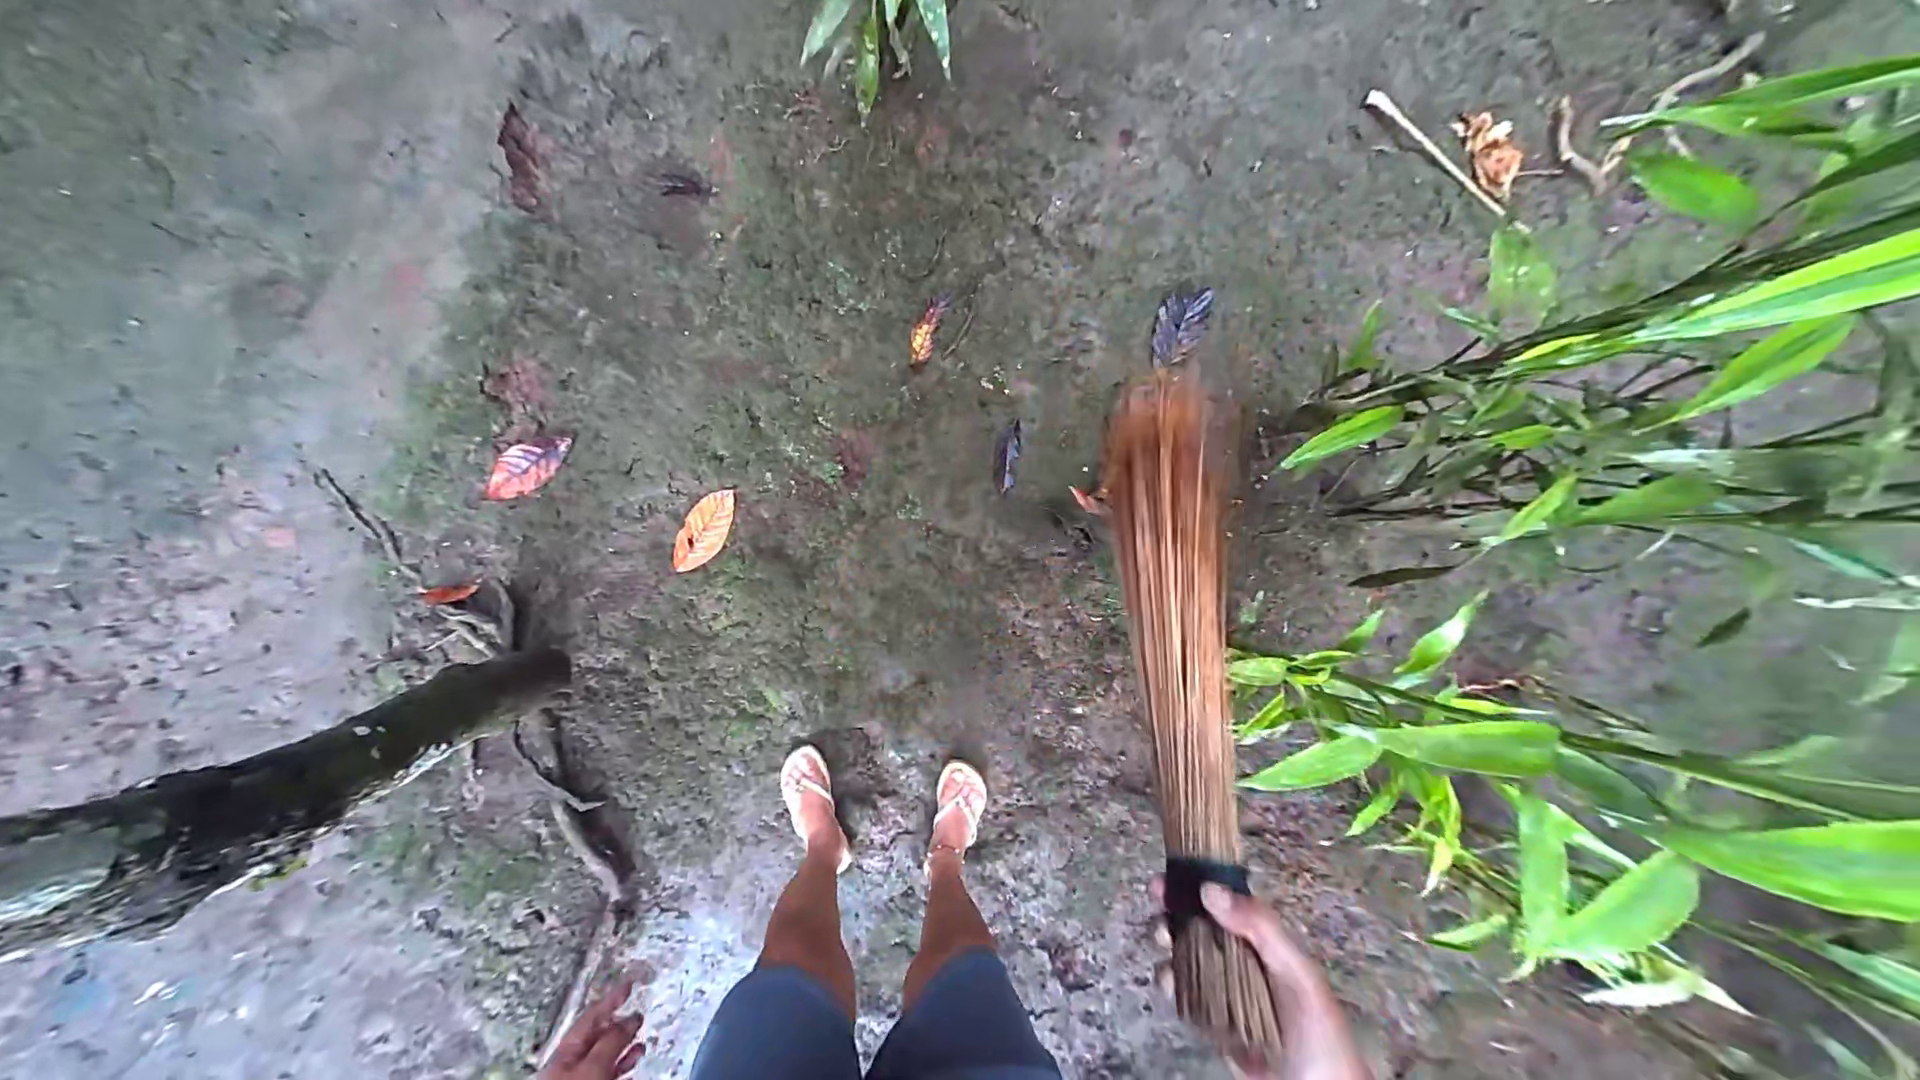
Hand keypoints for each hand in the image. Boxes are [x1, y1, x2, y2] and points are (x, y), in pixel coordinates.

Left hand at [537, 977, 645, 1079]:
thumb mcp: (594, 1065)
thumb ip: (613, 1039)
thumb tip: (631, 1018)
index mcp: (566, 1051)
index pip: (592, 1015)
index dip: (612, 997)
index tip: (629, 983)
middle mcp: (570, 1064)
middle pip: (598, 1036)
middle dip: (620, 1025)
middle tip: (639, 1014)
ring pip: (605, 1059)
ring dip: (625, 1050)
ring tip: (641, 1045)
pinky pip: (608, 1075)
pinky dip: (623, 1069)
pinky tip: (633, 1069)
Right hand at [1151, 879, 1370, 1079]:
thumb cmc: (1318, 1036)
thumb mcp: (1298, 974)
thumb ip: (1260, 927)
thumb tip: (1208, 889)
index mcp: (1264, 941)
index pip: (1224, 900)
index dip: (1193, 884)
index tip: (1165, 880)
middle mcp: (1241, 958)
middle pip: (1197, 922)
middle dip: (1171, 912)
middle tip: (1161, 918)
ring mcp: (1225, 990)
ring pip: (1184, 954)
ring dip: (1167, 945)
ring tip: (1165, 951)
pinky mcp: (1212, 1023)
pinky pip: (1183, 992)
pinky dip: (1169, 982)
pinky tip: (1169, 983)